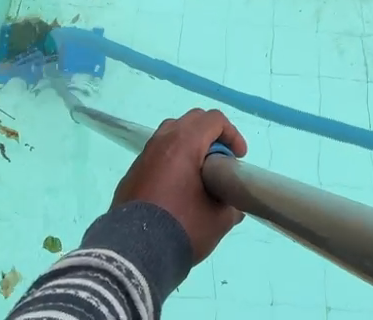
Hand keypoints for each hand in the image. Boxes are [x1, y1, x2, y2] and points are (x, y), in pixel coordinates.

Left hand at [110, 108, 247, 262]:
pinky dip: (172, 160)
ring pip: (171, 134)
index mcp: (185, 142)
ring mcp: (144, 154)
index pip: (214, 119)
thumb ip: (231, 207)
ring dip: (190, 145)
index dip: (232, 134)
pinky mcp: (133, 171)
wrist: (135, 252)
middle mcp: (162, 140)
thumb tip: (233, 207)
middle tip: (221, 161)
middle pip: (192, 120)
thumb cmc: (181, 228)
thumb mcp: (218, 220)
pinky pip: (157, 154)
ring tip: (199, 173)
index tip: (238, 158)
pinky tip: (176, 188)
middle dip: (211, 135)